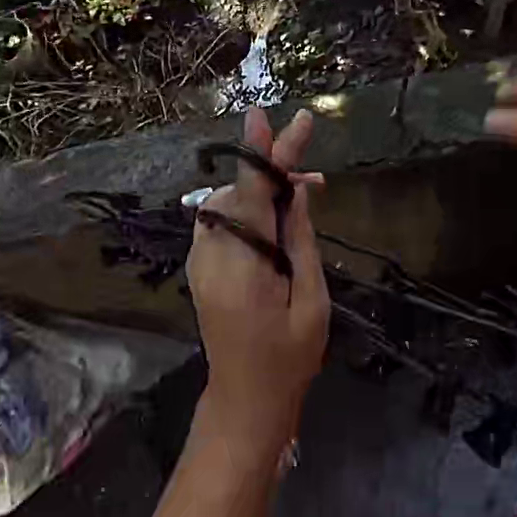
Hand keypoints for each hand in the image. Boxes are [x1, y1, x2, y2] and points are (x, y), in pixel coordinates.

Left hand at [186, 107, 329, 452]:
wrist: (245, 400)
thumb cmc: (288, 358)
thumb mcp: (311, 302)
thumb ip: (300, 240)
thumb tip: (294, 190)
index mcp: (241, 265)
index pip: (249, 193)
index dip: (260, 153)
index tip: (263, 115)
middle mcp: (211, 253)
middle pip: (241, 192)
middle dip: (275, 173)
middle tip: (315, 174)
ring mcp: (200, 258)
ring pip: (231, 202)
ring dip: (265, 191)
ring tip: (306, 193)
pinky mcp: (200, 263)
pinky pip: (224, 219)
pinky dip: (250, 208)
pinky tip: (278, 214)